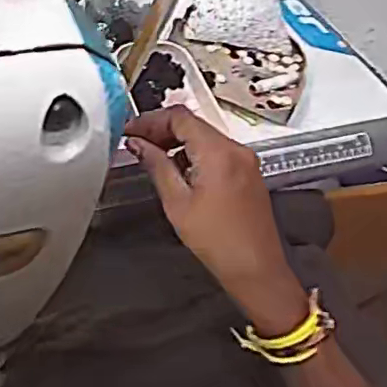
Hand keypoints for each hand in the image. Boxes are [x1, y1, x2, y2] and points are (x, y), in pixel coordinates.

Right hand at [123, 107, 306, 331]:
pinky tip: (176, 170)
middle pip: (192, 123)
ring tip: (152, 157)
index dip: (150, 120)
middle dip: (161, 129)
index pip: (179, 117)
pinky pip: (215, 150)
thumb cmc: (219, 242)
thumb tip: (138, 144)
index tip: (131, 131)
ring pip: (203, 136)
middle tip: (137, 142)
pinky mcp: (246, 172)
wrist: (255, 269)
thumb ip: (156, 165)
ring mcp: (244, 161)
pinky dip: (192, 153)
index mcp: (219, 153)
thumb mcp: (176, 202)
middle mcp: (236, 150)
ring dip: (176, 141)